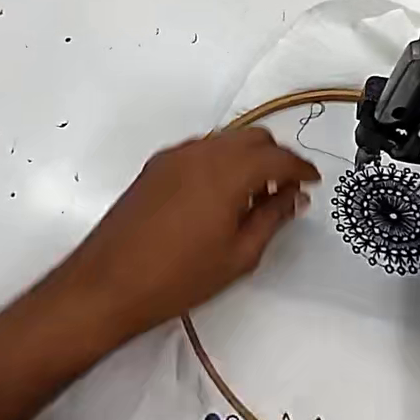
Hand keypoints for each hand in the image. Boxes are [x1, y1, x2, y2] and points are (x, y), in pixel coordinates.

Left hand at [52, 128, 317, 338]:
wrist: (109, 282)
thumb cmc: (176, 276)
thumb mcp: (239, 254)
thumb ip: (272, 218)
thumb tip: (292, 197)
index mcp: (227, 172)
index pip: (277, 156)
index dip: (301, 168)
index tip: (311, 181)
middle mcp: (201, 153)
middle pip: (252, 138)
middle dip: (275, 158)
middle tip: (286, 188)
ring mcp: (174, 156)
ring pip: (224, 141)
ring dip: (245, 158)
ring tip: (252, 197)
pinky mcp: (155, 166)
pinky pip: (199, 151)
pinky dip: (219, 162)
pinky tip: (218, 196)